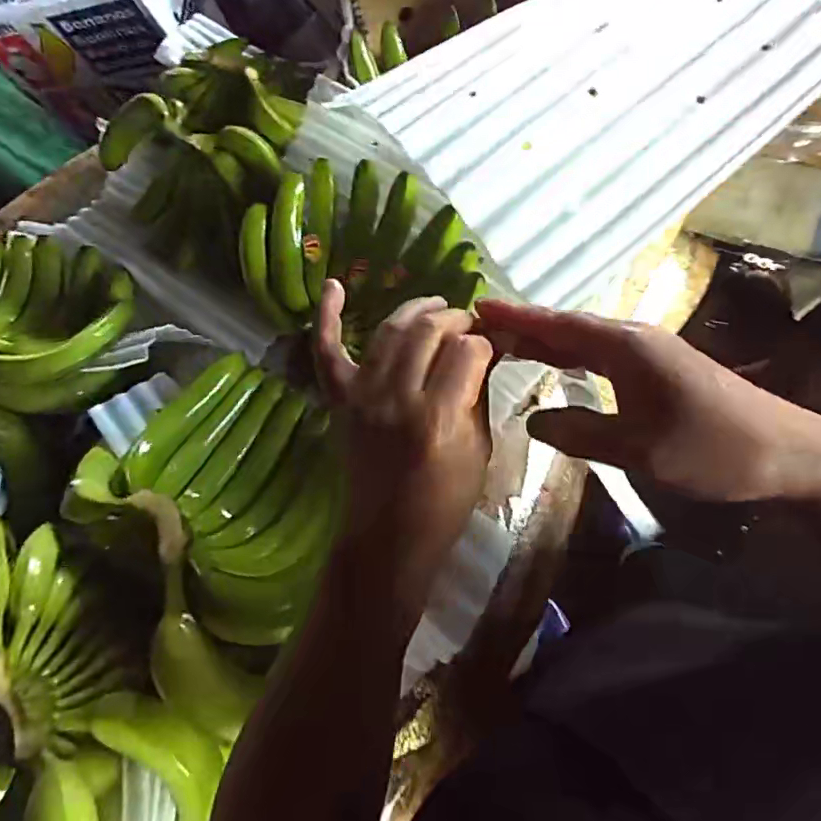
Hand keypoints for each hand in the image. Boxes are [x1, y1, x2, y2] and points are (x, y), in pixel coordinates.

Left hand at [315, 281, 494, 609]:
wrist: (386, 536)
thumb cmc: (443, 503)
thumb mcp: (478, 450)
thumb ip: (477, 394)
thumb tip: (484, 350)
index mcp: (438, 417)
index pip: (467, 351)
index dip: (486, 341)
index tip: (494, 344)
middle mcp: (396, 398)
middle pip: (427, 331)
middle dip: (455, 318)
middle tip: (469, 324)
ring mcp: (362, 396)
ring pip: (389, 331)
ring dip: (415, 310)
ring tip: (437, 307)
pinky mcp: (339, 399)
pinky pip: (327, 350)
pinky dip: (326, 315)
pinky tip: (333, 284)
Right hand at [474, 299, 820, 503]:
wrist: (792, 455)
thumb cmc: (715, 449)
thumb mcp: (639, 449)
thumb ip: (579, 433)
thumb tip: (531, 420)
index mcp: (625, 347)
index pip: (557, 325)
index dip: (516, 317)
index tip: (477, 307)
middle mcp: (633, 338)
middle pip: (566, 325)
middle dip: (522, 324)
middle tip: (477, 325)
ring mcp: (647, 351)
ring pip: (581, 338)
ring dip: (543, 338)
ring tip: (502, 340)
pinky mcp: (656, 367)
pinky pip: (597, 352)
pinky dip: (567, 354)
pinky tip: (554, 363)